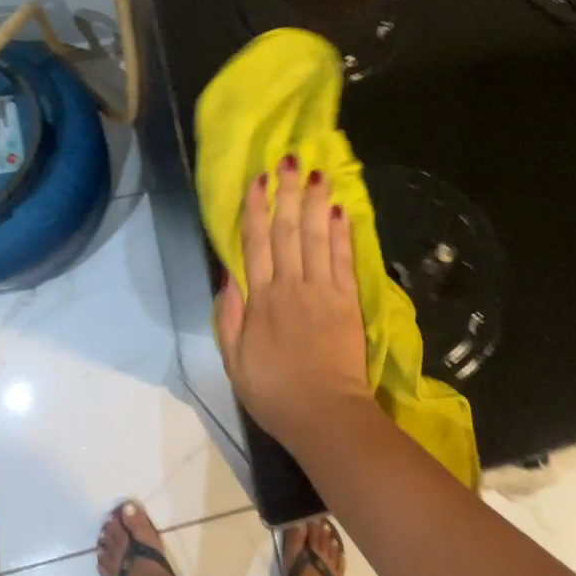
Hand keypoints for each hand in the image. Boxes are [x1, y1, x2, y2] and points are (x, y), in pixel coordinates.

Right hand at [214, 155, 373, 448]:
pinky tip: (340, 210)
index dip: (256, 208)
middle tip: (290, 159)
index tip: (259, 179)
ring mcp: (323, 291)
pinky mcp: (348, 302)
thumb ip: (228, 317)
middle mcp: (291, 286)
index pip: (256, 243)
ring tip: (317, 173)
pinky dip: (342, 233)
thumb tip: (227, 275)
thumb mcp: (234, 362)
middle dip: (288, 192)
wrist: (325, 416)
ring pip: (317, 237)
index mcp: (261, 300)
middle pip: (288, 231)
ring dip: (316, 203)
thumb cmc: (274, 393)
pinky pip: (344, 260)